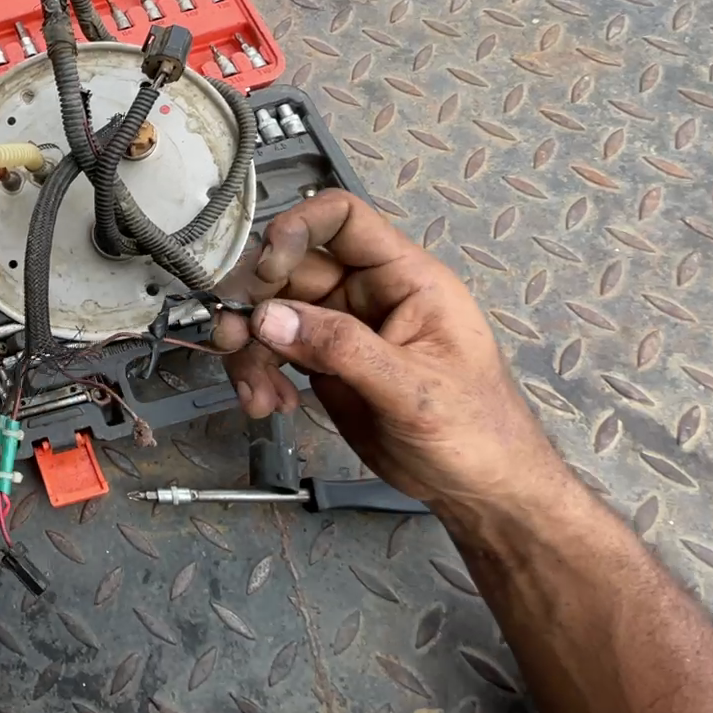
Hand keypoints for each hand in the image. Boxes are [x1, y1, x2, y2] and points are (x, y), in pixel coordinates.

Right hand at [209, 190, 570, 515]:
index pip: (342, 219)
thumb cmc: (478, 435)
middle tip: (232, 340)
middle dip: (252, 303)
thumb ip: (341, 347)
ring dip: (247, 347)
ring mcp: (337, 326)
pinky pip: (268, 347)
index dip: (297, 230)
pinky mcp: (317, 358)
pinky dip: (255, 372)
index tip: (266, 272)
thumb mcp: (414, 390)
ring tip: (254, 391)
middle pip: (287, 269)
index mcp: (403, 280)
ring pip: (267, 311)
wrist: (480, 493)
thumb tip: (267, 317)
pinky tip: (267, 402)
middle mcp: (364, 293)